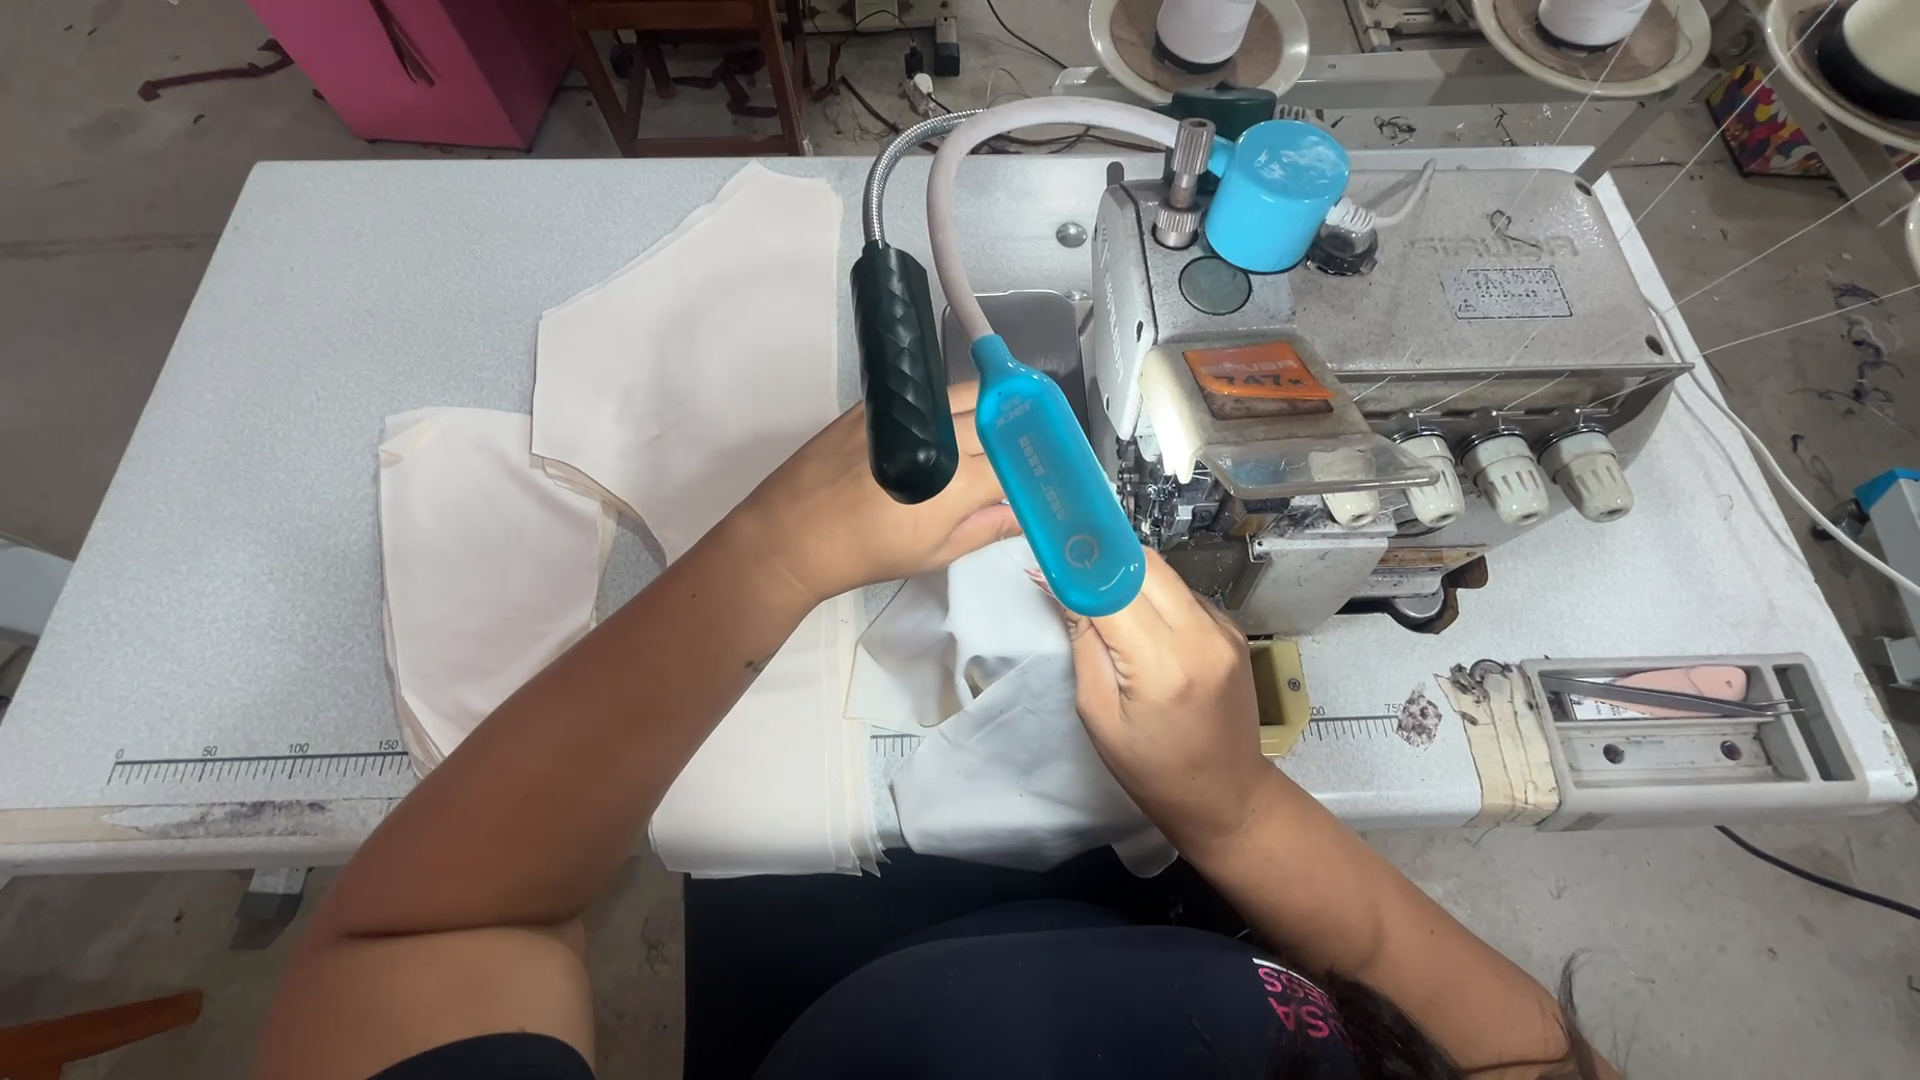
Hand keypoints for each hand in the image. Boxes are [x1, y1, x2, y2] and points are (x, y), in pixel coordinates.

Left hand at [735, 382, 1020, 601]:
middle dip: (1015, 432)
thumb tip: (1023, 515)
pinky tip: (950, 423)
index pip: (1015, 463)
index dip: (1034, 467)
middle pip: (997, 420)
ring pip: (966, 394)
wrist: (796, 534)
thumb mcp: (935, 553)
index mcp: (959, 482)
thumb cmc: (867, 552)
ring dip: (988, 406)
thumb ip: (986, 528)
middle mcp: (940, 437)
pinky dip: (949, 403)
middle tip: (1023, 448)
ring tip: (992, 429)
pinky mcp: (879, 405)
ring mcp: (908, 415)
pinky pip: (928, 394)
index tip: (1043, 473)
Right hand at [1066, 550, 1276, 852]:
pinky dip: (1155, 598)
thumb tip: (1056, 584)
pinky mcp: (1232, 631)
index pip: (1112, 586)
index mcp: (1164, 665)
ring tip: (1109, 615)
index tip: (1049, 548)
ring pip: (1164, 573)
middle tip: (1071, 575)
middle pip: (1143, 564)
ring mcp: (1224, 630)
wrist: (1227, 797)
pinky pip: (1183, 593)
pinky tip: (1145, 631)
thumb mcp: (1098, 713)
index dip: (1077, 564)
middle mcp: (1202, 636)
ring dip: (1127, 579)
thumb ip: (1083, 642)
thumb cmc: (1152, 769)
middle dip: (1101, 562)